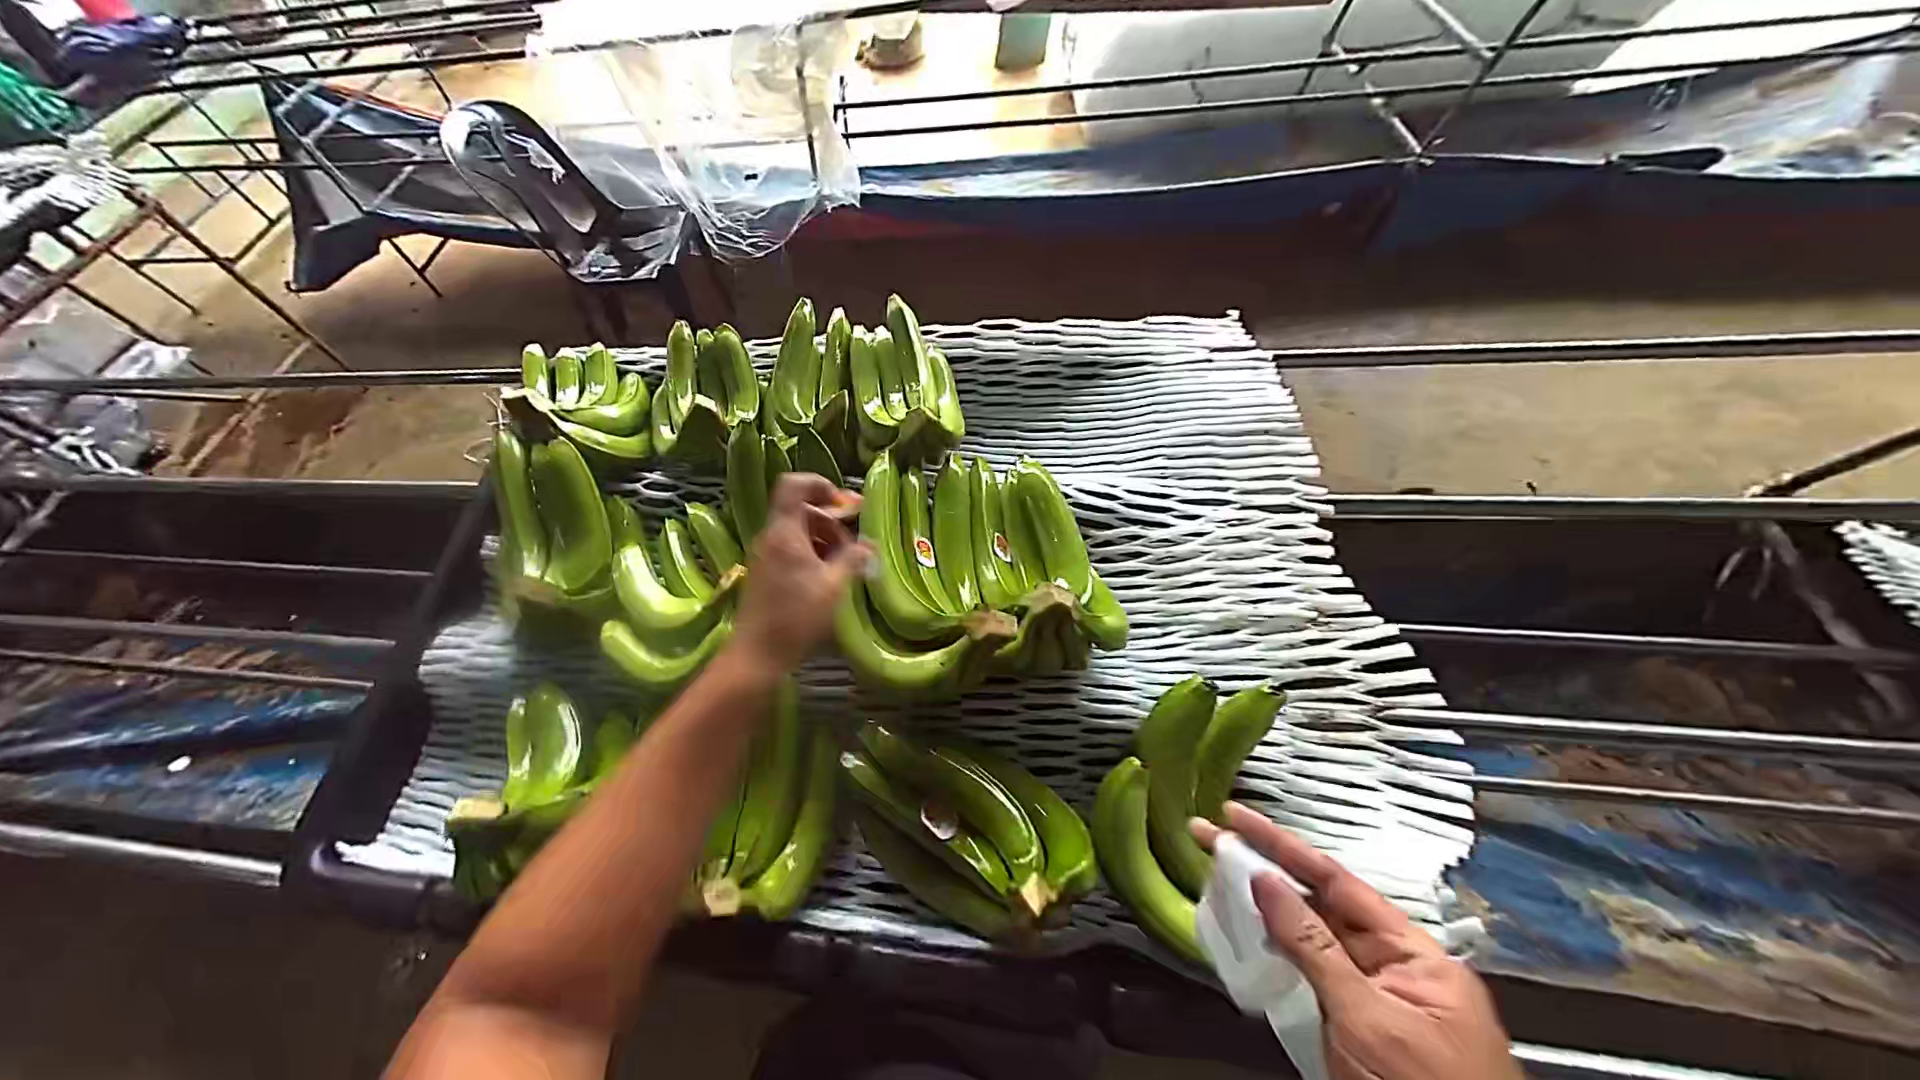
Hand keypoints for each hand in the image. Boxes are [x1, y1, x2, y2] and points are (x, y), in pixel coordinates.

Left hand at [732, 472, 870, 671]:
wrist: (757, 654)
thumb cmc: (796, 617)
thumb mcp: (833, 586)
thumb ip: (853, 559)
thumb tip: (869, 544)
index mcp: (784, 533)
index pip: (794, 486)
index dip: (821, 485)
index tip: (846, 504)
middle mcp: (772, 537)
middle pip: (802, 510)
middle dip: (833, 521)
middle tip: (856, 543)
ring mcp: (767, 555)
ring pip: (799, 532)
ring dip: (826, 540)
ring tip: (847, 563)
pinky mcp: (767, 573)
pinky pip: (793, 549)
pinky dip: (814, 554)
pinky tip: (831, 576)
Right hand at [1191, 804, 1519, 1079]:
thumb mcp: (1368, 1019)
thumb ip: (1314, 947)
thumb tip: (1266, 883)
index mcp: (1416, 955)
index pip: (1337, 881)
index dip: (1282, 844)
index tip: (1238, 818)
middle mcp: (1395, 966)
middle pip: (1320, 903)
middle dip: (1266, 869)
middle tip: (1213, 838)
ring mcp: (1373, 997)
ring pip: (1310, 935)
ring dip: (1266, 908)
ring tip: (1221, 875)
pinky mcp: (1353, 1025)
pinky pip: (1308, 971)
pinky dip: (1276, 950)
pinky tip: (1248, 932)